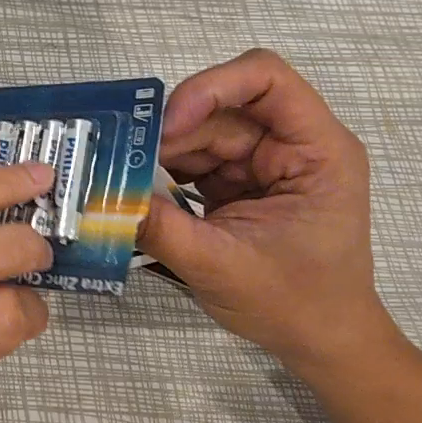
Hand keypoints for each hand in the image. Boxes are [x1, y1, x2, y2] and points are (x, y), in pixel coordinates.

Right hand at [139, 49, 401, 374]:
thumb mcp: (220, 267)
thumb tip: (100, 197)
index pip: (266, 79)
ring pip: (200, 132)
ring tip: (126, 184)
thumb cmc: (294, 305)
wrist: (321, 343)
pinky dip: (163, 174)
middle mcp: (291, 144)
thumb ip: (159, 228)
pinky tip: (140, 194)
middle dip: (171, 131)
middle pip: (221, 106)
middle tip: (124, 165)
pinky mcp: (239, 181)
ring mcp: (263, 162)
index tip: (167, 126)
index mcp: (315, 150)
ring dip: (160, 156)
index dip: (211, 88)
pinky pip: (193, 160)